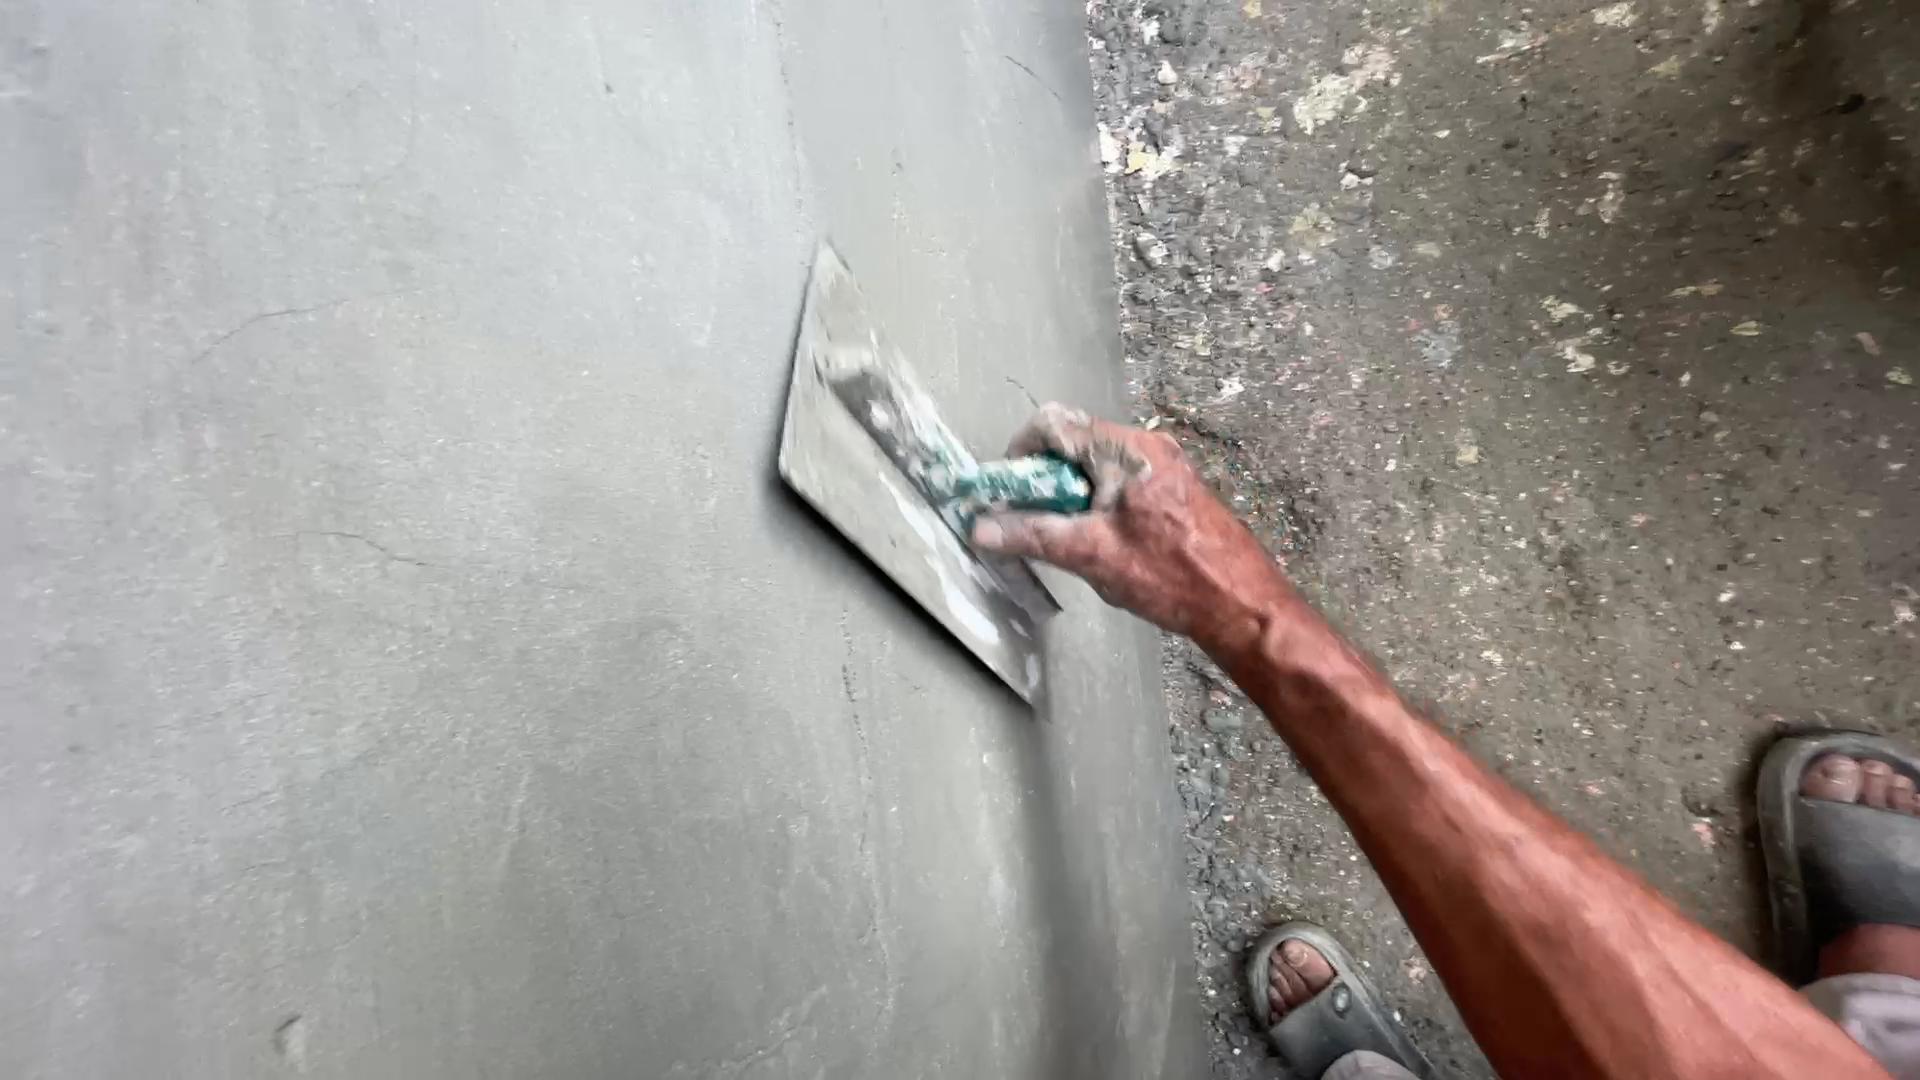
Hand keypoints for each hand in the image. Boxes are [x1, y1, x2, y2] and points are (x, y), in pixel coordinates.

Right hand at [970, 403, 1293, 652]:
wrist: (1241, 602)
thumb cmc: (1169, 575)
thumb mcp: (1091, 555)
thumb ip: (1032, 535)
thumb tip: (980, 529)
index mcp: (1124, 449)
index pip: (1053, 422)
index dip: (1019, 452)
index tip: (1008, 491)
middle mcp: (1146, 444)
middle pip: (1073, 439)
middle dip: (1043, 476)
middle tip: (1035, 518)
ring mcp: (1163, 461)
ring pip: (1095, 460)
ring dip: (1068, 489)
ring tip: (1070, 533)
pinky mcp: (1173, 483)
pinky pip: (1118, 475)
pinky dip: (1095, 496)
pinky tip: (1101, 537)